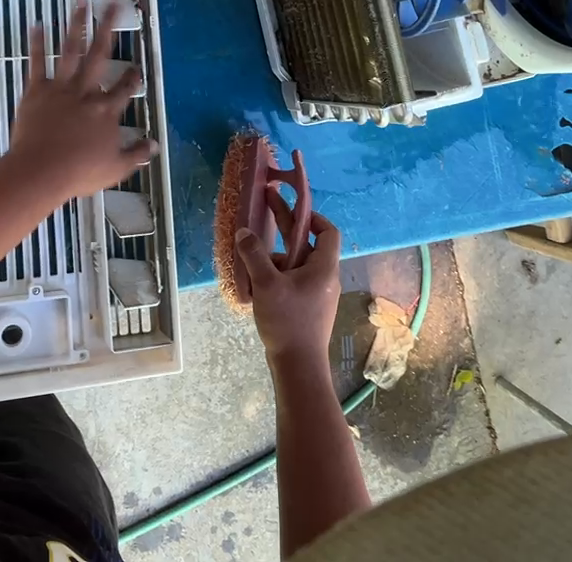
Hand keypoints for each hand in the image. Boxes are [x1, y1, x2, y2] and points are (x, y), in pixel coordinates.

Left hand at [2, 0, 156, 200]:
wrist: (41, 171)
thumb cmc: (78, 172)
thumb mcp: (115, 168)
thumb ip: (136, 154)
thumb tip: (155, 145)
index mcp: (106, 111)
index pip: (124, 89)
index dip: (132, 77)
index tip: (136, 68)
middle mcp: (87, 92)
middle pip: (100, 55)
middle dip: (109, 29)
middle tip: (115, 6)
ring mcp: (61, 88)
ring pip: (71, 50)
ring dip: (77, 25)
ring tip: (81, 2)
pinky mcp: (37, 90)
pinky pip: (37, 62)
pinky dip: (37, 43)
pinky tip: (37, 23)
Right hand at [235, 212, 341, 366]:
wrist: (298, 366)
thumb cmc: (288, 321)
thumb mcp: (266, 284)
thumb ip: (254, 255)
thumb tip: (244, 232)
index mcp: (323, 268)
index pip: (328, 232)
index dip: (312, 216)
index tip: (292, 208)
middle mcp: (324, 278)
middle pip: (307, 243)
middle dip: (286, 225)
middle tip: (266, 204)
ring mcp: (316, 294)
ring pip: (296, 264)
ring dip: (276, 257)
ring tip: (251, 259)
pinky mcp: (307, 308)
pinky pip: (293, 281)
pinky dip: (276, 275)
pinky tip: (256, 283)